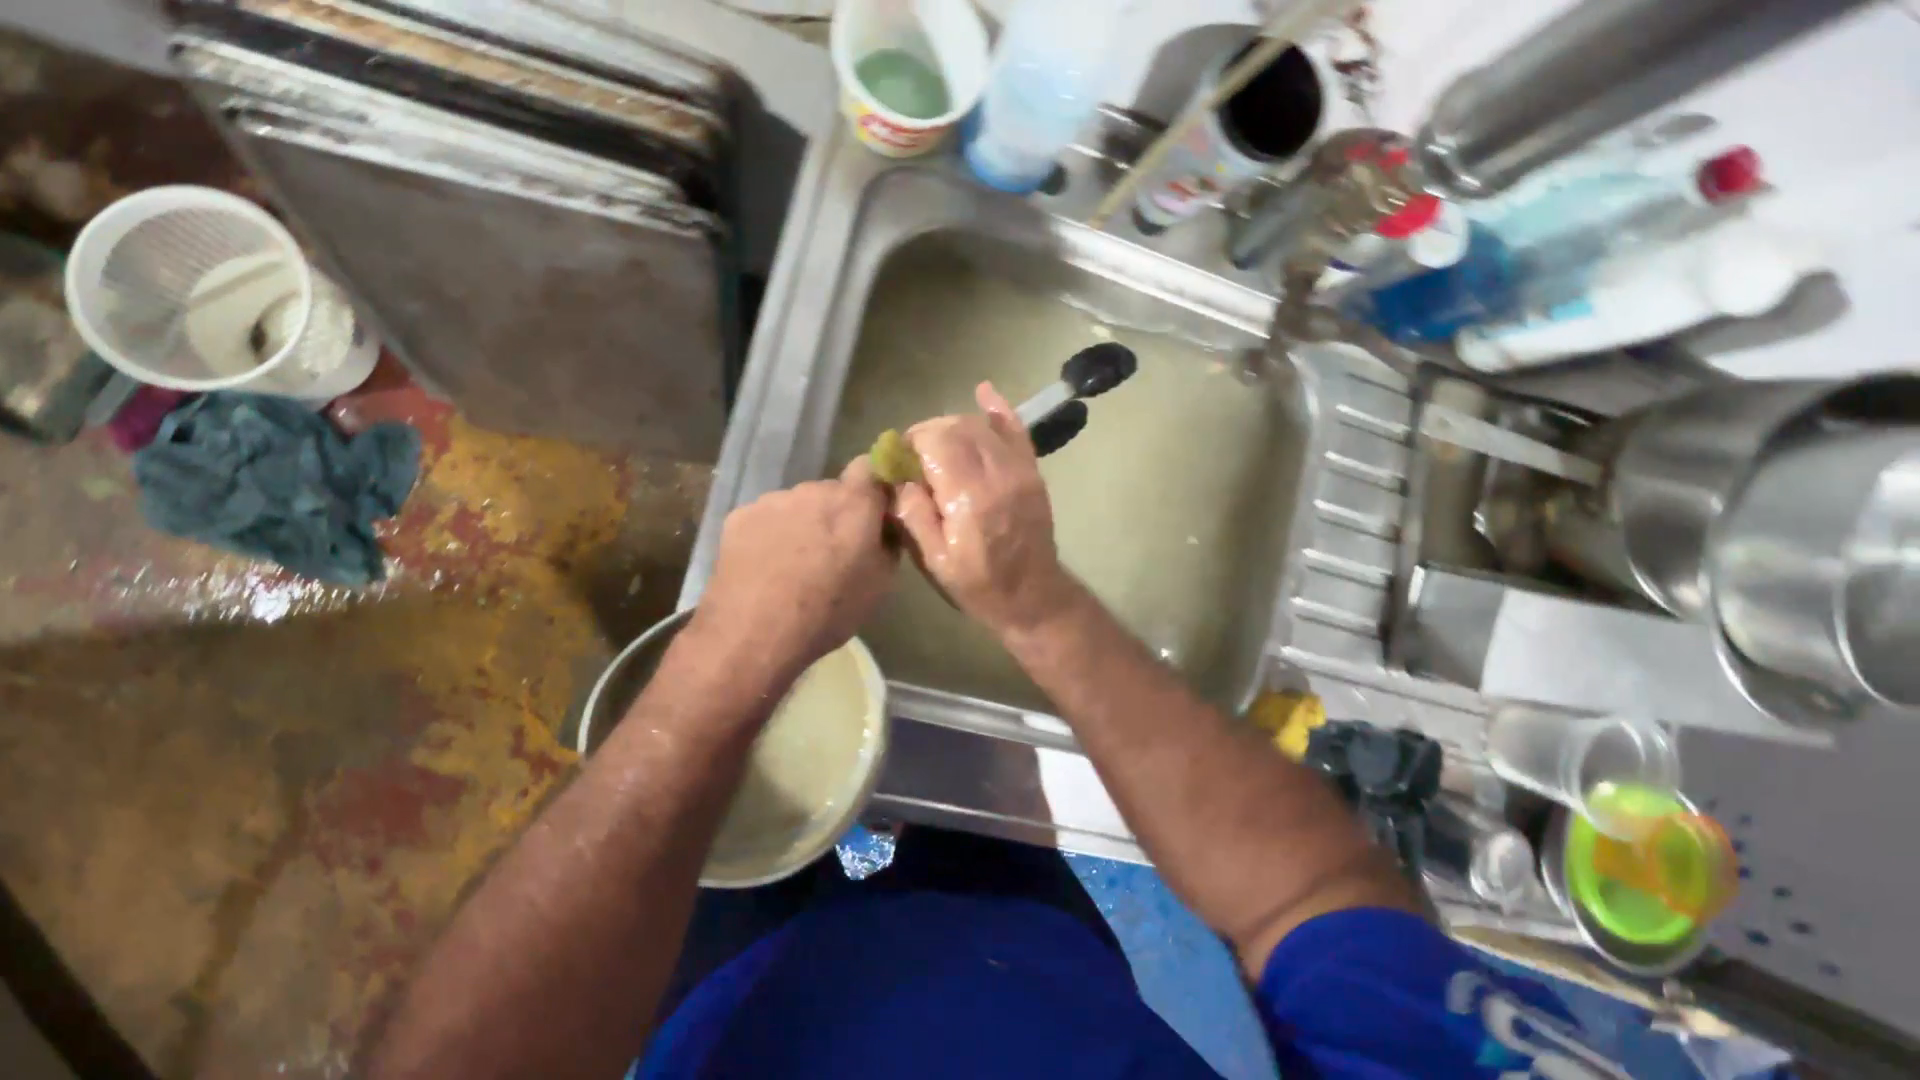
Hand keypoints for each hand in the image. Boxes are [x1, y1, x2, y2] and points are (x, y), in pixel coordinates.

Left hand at [694, 458, 897, 678]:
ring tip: (794, 565)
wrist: (754, 633)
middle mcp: (813, 489)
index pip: (871, 467)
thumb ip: (888, 541)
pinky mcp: (739, 516)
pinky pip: (766, 518)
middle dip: (836, 514)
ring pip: (797, 505)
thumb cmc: (828, 611)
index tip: (874, 513)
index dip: (873, 487)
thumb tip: (885, 523)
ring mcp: (772, 500)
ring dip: (802, 524)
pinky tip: (766, 567)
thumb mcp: (880, 583)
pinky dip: (770, 535)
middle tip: (833, 552)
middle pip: (832, 491)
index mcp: (853, 502)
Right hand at [895, 382, 1075, 634]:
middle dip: (929, 433)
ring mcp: (1019, 469)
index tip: (899, 459)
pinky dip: (998, 410)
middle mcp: (997, 474)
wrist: (1032, 596)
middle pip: (957, 427)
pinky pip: (1016, 430)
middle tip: (914, 455)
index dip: (912, 442)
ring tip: (937, 447)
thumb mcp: (934, 560)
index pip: (936, 442)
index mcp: (969, 497)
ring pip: (981, 425)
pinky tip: (983, 391)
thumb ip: (914, 514)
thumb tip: (900, 478)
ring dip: (953, 426)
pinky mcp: (1031, 472)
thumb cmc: (978, 584)